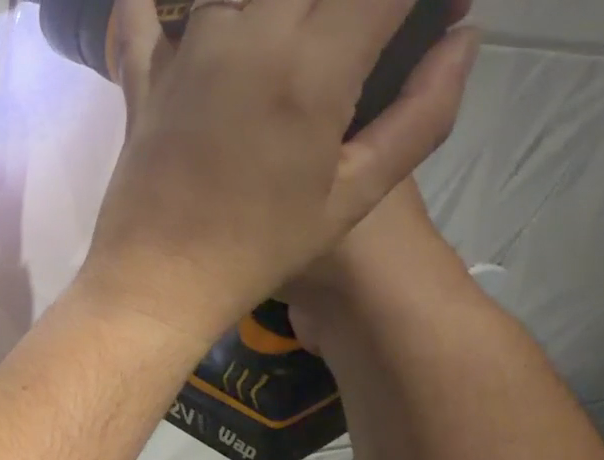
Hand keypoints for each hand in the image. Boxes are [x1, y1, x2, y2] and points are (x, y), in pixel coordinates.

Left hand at [74, 0, 478, 340]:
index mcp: (316, 66)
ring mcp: (189, 56)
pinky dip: (148, 4)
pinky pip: (138, 18)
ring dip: (272, 4)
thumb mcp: (354, 195)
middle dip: (345, 1)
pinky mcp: (141, 83)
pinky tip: (164, 2)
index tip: (421, 14)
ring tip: (288, 30)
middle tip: (353, 32)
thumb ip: (422, 113)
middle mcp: (250, 39)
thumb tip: (465, 37)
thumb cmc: (257, 251)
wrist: (155, 286)